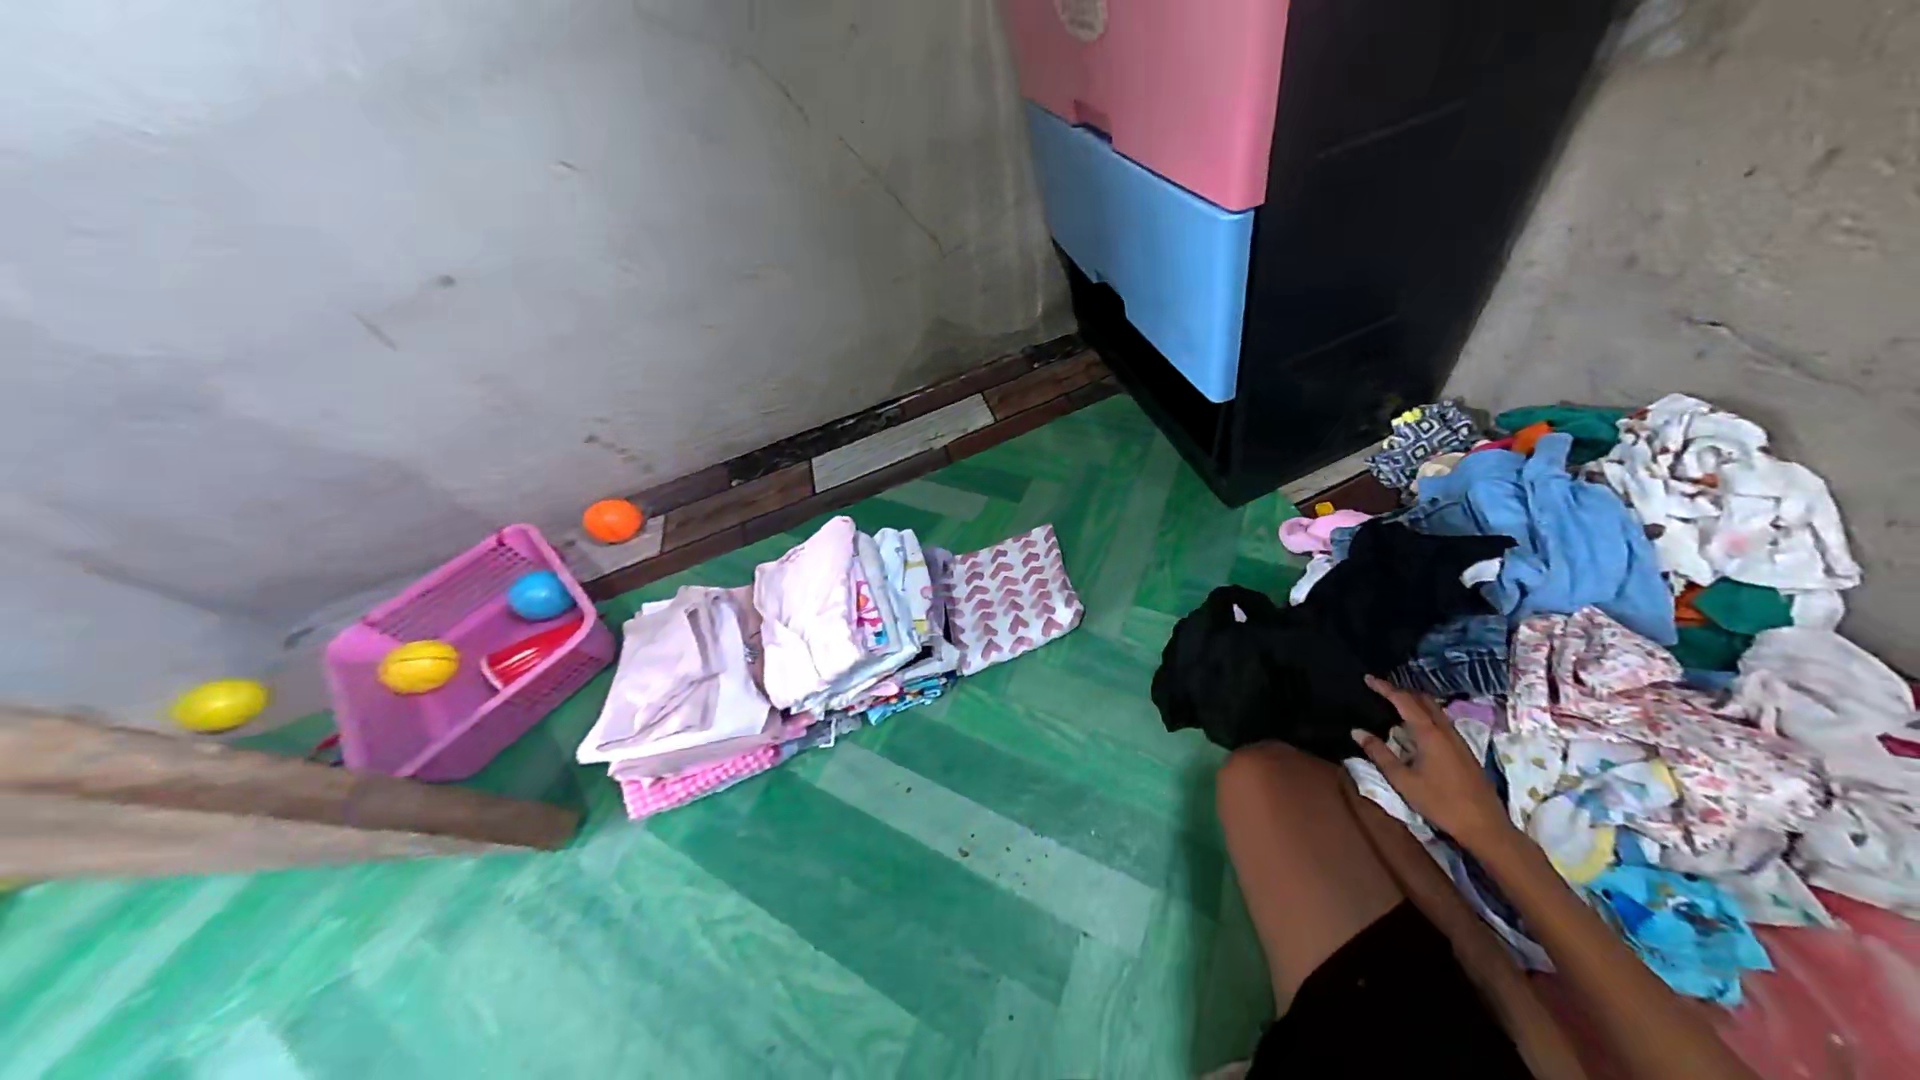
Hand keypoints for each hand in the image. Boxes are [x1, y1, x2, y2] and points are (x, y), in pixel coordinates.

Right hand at [1353, 676, 1515, 851]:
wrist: (1485, 826)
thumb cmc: (1440, 802)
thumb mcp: (1402, 780)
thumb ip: (1379, 753)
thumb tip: (1357, 731)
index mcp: (1429, 734)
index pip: (1404, 701)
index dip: (1385, 688)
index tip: (1368, 678)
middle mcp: (1445, 731)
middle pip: (1424, 700)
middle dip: (1402, 690)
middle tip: (1381, 689)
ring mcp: (1459, 741)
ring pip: (1436, 710)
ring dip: (1415, 702)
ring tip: (1396, 704)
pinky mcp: (1464, 751)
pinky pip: (1442, 722)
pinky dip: (1426, 714)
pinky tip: (1418, 727)